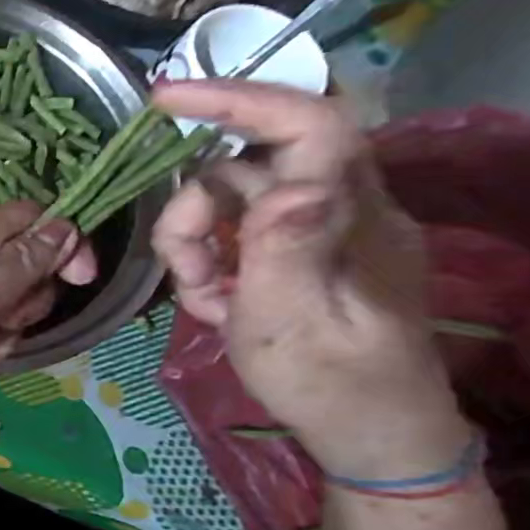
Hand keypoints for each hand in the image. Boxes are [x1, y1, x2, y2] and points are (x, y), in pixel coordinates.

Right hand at [149, 81, 468, 479]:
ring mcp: (311, 229)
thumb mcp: (295, 322)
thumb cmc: (330, 379)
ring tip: (201, 296)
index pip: (305, 124)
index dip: (238, 99)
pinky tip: (214, 303)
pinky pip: (230, 234)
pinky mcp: (291, 252)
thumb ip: (287, 252)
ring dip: (192, 245)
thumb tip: (288, 190)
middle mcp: (334, 205)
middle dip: (193, 211)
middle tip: (183, 266)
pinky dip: (206, 263)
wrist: (366, 431)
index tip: (164, 98)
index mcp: (350, 213)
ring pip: (224, 203)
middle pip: (241, 169)